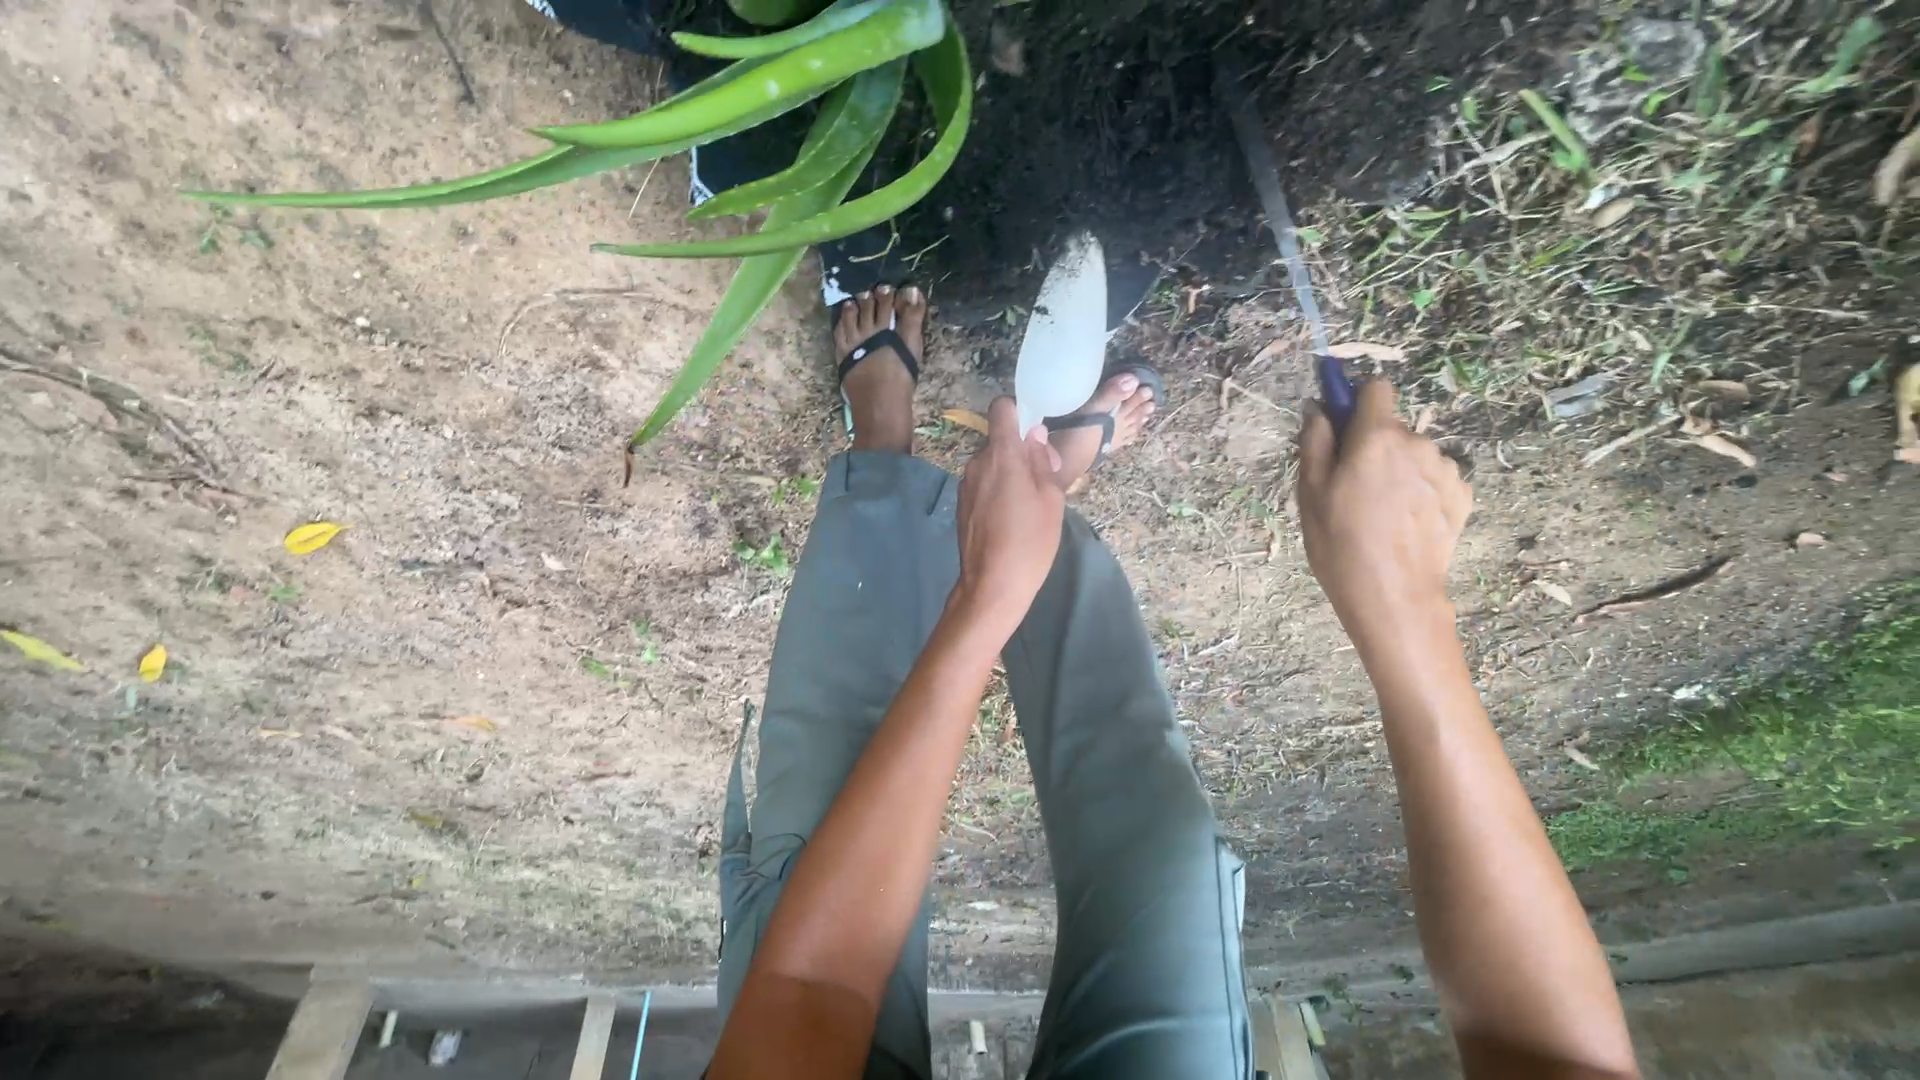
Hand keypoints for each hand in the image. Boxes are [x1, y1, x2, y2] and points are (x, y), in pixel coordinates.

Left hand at [952, 397, 1064, 634]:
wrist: (993, 584)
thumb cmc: (1030, 541)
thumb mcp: (1051, 499)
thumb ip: (1042, 461)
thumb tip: (1035, 436)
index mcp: (1002, 455)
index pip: (1002, 409)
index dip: (1019, 412)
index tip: (1035, 432)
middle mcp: (978, 463)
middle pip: (999, 441)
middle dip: (1020, 451)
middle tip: (1043, 479)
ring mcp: (965, 484)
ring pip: (992, 465)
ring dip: (1009, 474)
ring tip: (1028, 505)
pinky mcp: (961, 504)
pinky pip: (983, 484)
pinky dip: (997, 491)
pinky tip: (1009, 518)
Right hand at [1298, 380, 1471, 663]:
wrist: (1393, 595)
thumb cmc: (1340, 542)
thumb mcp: (1310, 492)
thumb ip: (1315, 442)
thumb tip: (1318, 409)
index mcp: (1377, 437)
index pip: (1376, 389)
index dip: (1357, 404)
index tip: (1343, 428)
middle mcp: (1418, 443)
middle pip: (1392, 428)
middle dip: (1372, 447)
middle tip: (1352, 488)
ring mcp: (1445, 470)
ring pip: (1413, 455)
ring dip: (1398, 470)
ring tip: (1379, 512)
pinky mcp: (1462, 496)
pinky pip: (1433, 479)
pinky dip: (1419, 492)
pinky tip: (1404, 523)